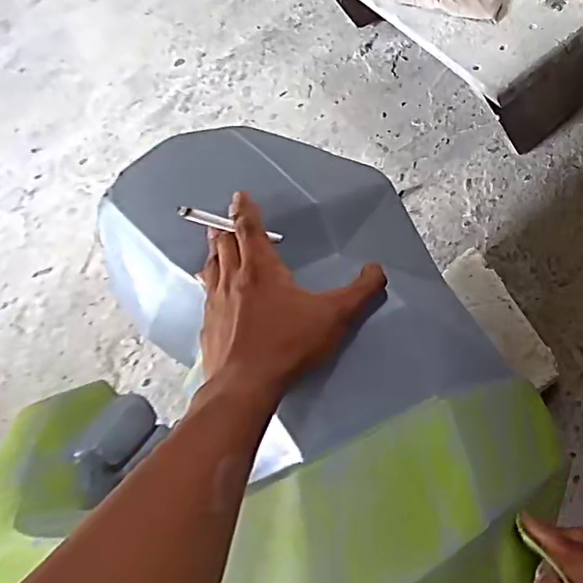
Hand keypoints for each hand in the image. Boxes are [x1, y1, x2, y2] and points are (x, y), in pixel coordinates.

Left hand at [197, 192, 385, 406]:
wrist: (245, 385)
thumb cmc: (288, 345)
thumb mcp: (335, 315)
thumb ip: (361, 290)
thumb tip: (377, 270)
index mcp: (261, 270)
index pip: (249, 229)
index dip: (244, 210)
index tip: (238, 197)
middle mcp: (233, 280)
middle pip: (224, 244)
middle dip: (225, 228)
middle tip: (224, 219)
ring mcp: (216, 304)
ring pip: (211, 267)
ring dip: (214, 252)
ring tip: (216, 246)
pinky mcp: (209, 327)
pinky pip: (206, 295)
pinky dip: (209, 284)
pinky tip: (213, 293)